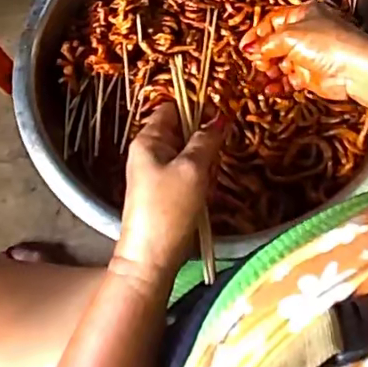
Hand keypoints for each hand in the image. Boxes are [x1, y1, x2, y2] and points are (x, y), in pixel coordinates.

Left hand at [113, 105, 220, 276]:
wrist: (150, 259)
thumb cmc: (168, 209)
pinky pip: (185, 173)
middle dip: (202, 138)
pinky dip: (198, 177)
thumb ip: (206, 141)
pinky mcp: (162, 192)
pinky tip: (205, 191)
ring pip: (186, 153)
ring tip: (210, 176)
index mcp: (147, 139)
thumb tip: (219, 118)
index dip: (195, 108)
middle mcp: (148, 151)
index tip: (219, 118)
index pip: (171, 108)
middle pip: (180, 130)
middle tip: (218, 152)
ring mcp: (154, 172)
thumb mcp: (192, 170)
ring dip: (203, 161)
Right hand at [242, 3, 367, 101]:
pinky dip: (279, 84)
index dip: (257, 33)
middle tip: (257, 63)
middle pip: (275, 42)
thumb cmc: (327, 44)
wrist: (355, 70)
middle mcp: (305, 32)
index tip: (244, 46)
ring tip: (264, 75)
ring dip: (270, 70)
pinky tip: (270, 88)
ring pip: (281, 62)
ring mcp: (309, 54)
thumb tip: (249, 48)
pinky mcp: (312, 75)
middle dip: (263, 54)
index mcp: (302, 13)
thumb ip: (266, 43)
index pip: (272, 21)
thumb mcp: (290, 37)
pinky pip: (289, 79)